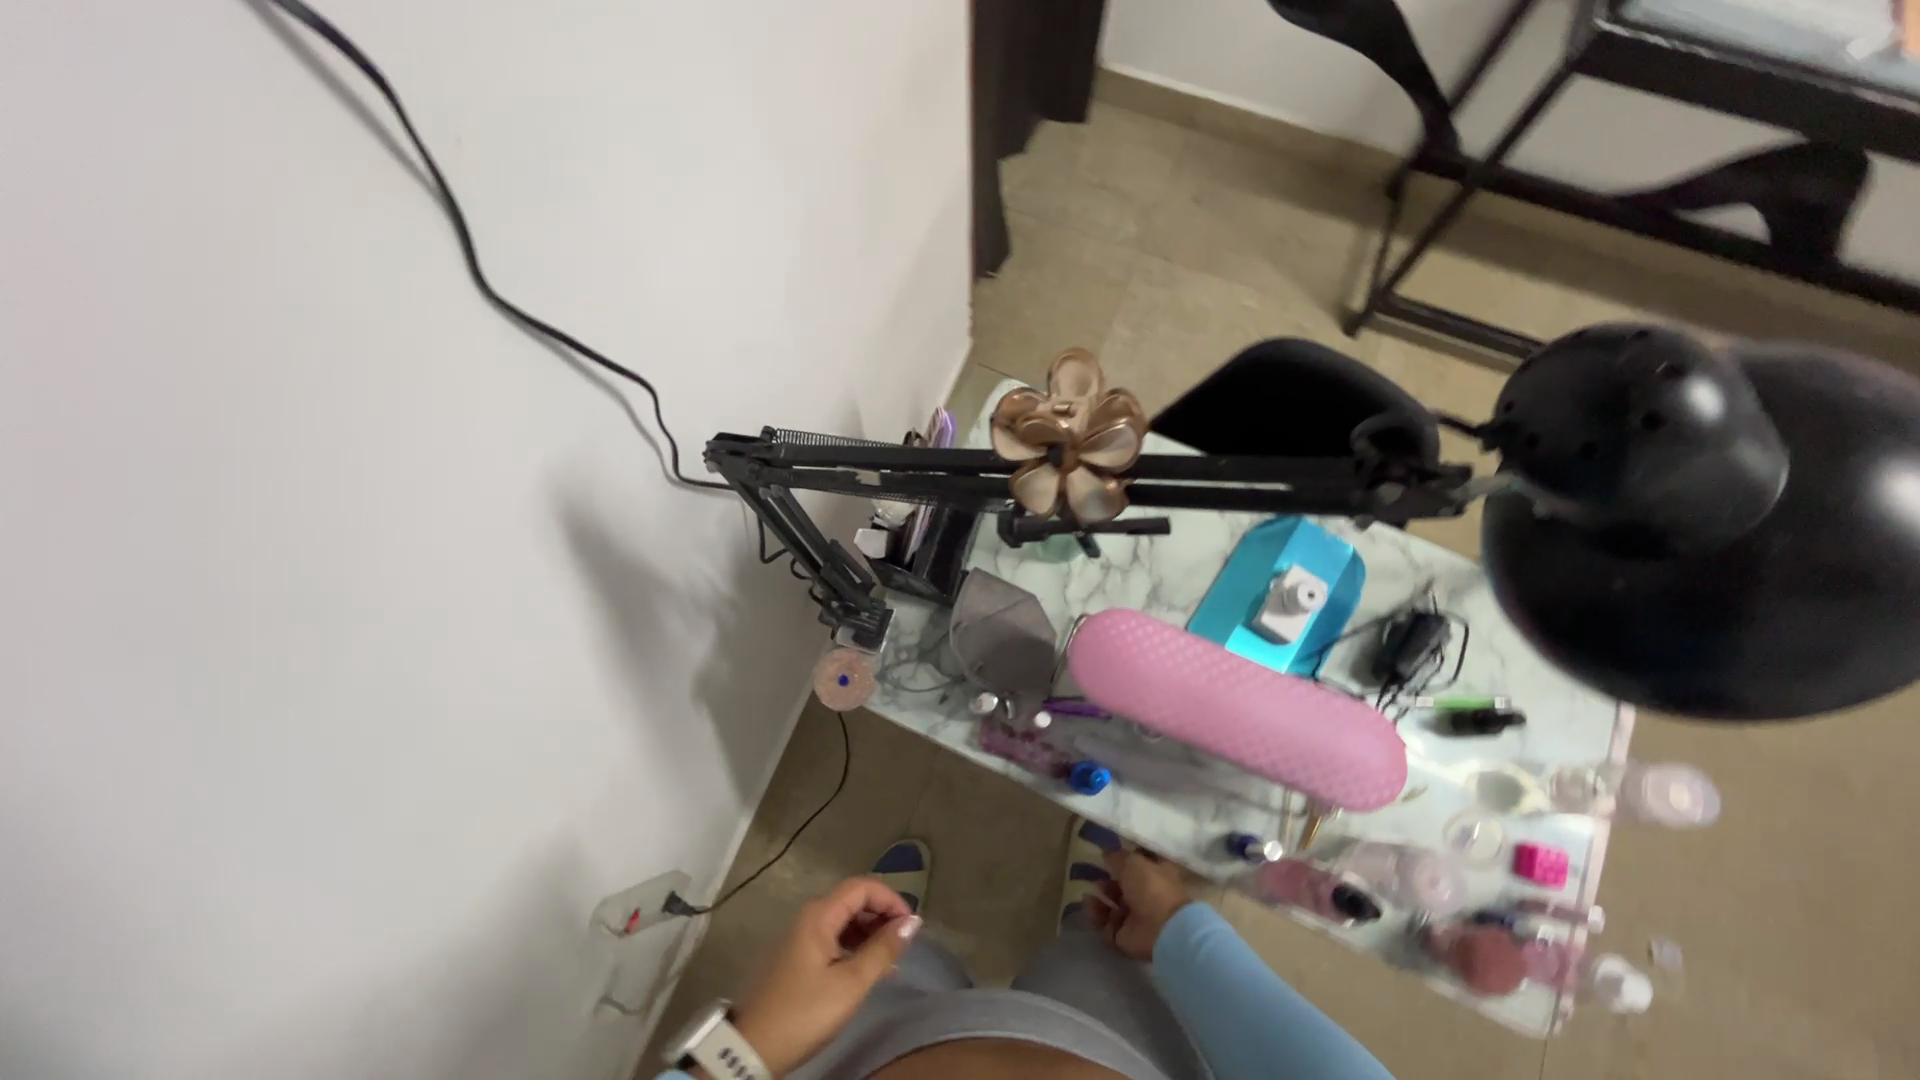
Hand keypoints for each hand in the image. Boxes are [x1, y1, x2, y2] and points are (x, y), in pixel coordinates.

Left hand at [729, 877, 921, 1076]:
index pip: (862, 887)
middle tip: (903, 945)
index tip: (910, 926)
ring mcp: (799, 937)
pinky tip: (866, 969)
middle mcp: (808, 917)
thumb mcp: (850, 984)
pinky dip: (853, 947)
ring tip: (890, 961)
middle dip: (881, 916)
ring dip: (869, 933)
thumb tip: (912, 921)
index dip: (890, 900)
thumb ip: (882, 950)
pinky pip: (831, 938)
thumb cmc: (804, 1013)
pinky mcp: (795, 957)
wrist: (750, 1048)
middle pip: (852, 901)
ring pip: (842, 921)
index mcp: (819, 915)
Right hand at [1084, 849, 1193, 960]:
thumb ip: (1117, 857)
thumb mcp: (1132, 862)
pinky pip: (1107, 924)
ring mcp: (1138, 918)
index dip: (1125, 860)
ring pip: (1114, 907)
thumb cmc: (1151, 888)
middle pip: (1124, 887)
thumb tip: (1106, 852)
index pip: (1140, 865)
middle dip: (1108, 882)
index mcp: (1157, 875)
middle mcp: (1148, 896)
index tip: (1108, 855)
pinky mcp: (1126, 936)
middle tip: (1094, 877)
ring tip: (1088, 896)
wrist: (1161, 929)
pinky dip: (1098, 916)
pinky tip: (1090, 908)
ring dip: (1099, 900)